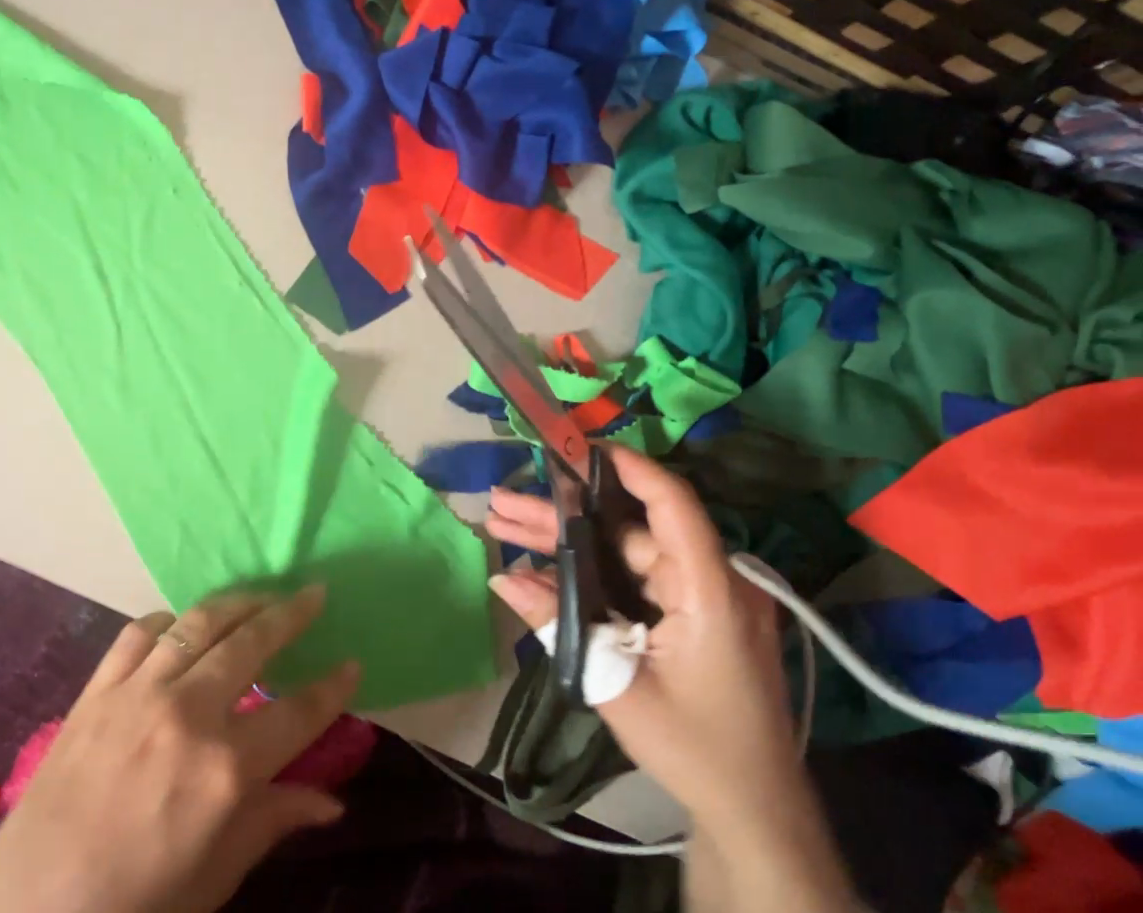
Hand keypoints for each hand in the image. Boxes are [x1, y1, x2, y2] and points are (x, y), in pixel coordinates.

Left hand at [0, 587, 359, 912]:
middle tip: (314, 594)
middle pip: (250, 646)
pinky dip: (167, 620)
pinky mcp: (98, 687)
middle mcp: (187, 713)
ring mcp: (138, 692)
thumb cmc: (139, 896)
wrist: (39, 894)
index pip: (297, 713)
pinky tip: (181, 623)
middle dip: (290, 615)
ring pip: (196, 625)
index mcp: (226, 768)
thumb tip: (329, 802)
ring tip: (261, 595)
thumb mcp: (218, 872)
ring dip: (235, 603)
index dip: (332, 687)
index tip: (353, 662)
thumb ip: (272, 821)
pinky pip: (138, 633)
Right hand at [486, 447, 801, 827]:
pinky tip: (540, 569)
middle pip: (630, 531)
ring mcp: (702, 602)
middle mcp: (710, 585)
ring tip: (504, 525)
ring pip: (628, 555)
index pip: (673, 507)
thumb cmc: (691, 744)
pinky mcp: (692, 620)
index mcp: (708, 592)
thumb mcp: (614, 683)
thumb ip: (557, 623)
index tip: (579, 445)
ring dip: (570, 543)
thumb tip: (502, 577)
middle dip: (562, 515)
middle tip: (500, 503)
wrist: (750, 806)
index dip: (630, 469)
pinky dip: (592, 572)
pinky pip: (638, 581)